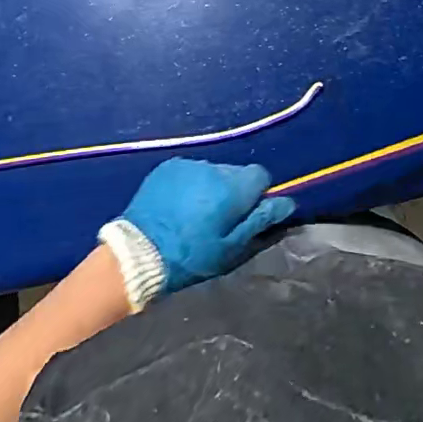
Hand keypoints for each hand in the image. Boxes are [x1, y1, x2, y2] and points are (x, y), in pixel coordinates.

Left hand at [118, 159, 296, 291]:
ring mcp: (189, 165)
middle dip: (234, 191)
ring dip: (212, 187)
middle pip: (237, 173)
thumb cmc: (190, 257)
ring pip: (214, 172)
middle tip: (219, 219)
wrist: (135, 256)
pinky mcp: (168, 167)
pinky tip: (178, 206)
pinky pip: (191, 172)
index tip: (245, 215)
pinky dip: (191, 185)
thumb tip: (287, 203)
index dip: (258, 195)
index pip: (261, 175)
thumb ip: (261, 221)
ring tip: (196, 214)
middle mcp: (214, 168)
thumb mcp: (231, 248)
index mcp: (233, 187)